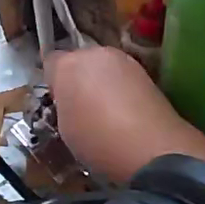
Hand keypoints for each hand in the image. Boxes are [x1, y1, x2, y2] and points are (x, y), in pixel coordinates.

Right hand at [45, 45, 204, 183]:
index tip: (58, 103)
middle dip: (79, 79)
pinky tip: (126, 115)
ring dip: (102, 83)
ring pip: (104, 68)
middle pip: (80, 61)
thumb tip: (72, 100)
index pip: (51, 63)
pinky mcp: (147, 74)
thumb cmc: (98, 142)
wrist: (153, 150)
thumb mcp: (65, 128)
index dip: (53, 83)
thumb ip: (64, 105)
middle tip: (81, 109)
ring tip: (106, 114)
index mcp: (68, 65)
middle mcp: (97, 54)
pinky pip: (124, 79)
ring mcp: (126, 61)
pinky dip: (122, 91)